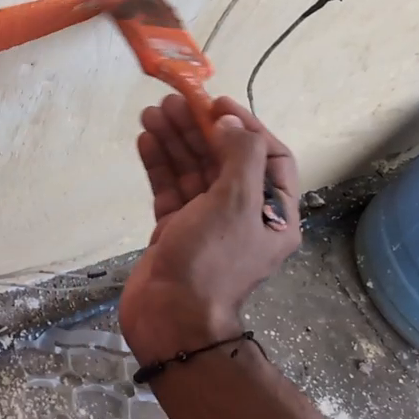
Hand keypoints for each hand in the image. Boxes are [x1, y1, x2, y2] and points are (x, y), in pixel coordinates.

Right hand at [118, 94, 300, 363]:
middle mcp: (242, 216)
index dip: (246, 127)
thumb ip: (239, 156)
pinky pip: (169, 190)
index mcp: (273, 214)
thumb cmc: (210, 261)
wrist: (170, 316)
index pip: (268, 158)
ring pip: (192, 172)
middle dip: (200, 129)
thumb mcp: (236, 204)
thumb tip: (230, 121)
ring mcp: (205, 224)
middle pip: (224, 160)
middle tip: (172, 102)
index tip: (216, 104)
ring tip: (152, 113)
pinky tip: (145, 141)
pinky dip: (158, 165)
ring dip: (174, 141)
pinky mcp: (173, 231)